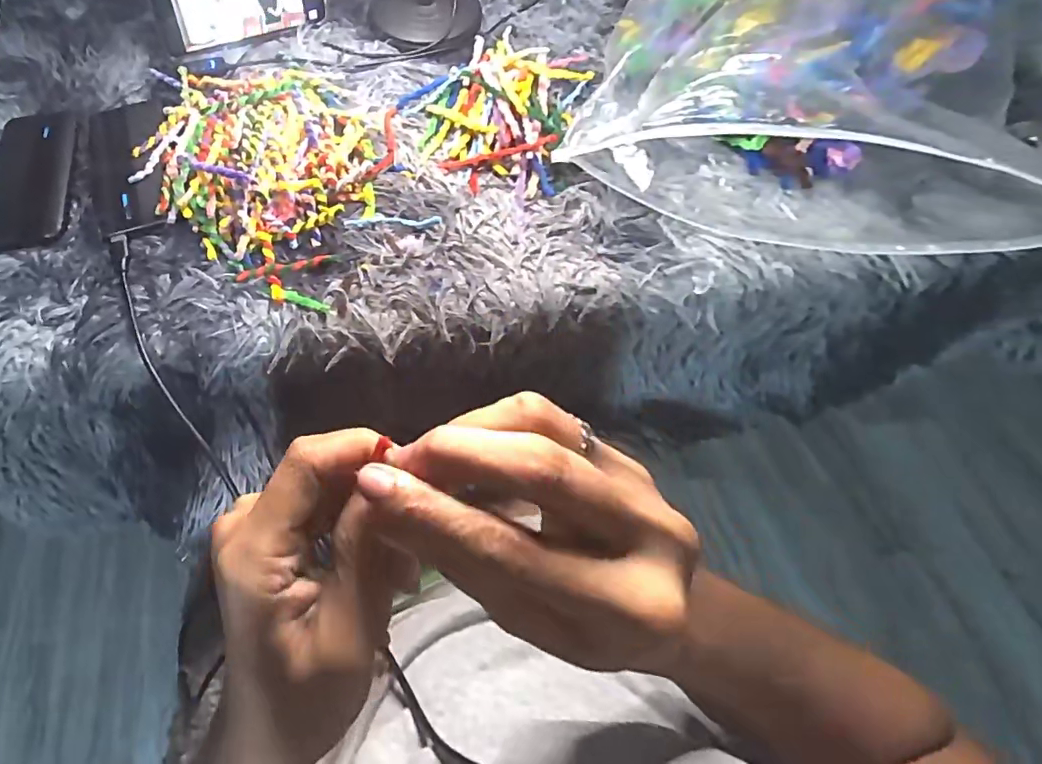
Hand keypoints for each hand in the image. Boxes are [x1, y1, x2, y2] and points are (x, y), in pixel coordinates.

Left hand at [206, 430, 412, 763]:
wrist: (266, 731)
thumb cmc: (306, 698)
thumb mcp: (349, 632)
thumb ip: (363, 552)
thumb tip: (385, 479)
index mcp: (252, 545)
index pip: (302, 463)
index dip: (355, 447)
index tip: (409, 462)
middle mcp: (242, 520)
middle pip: (313, 471)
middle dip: (368, 485)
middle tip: (416, 523)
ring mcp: (248, 525)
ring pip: (318, 487)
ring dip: (364, 508)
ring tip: (402, 556)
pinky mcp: (262, 534)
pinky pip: (312, 506)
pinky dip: (348, 522)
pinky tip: (378, 555)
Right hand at [355, 393, 700, 675]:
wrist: (668, 606)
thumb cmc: (586, 628)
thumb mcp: (524, 619)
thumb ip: (460, 561)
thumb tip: (385, 506)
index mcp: (630, 608)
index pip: (513, 551)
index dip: (435, 514)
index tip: (373, 487)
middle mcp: (653, 533)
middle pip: (539, 468)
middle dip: (454, 454)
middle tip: (397, 458)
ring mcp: (642, 479)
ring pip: (542, 424)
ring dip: (469, 428)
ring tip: (426, 449)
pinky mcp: (622, 446)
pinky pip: (547, 413)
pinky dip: (491, 419)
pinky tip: (463, 439)